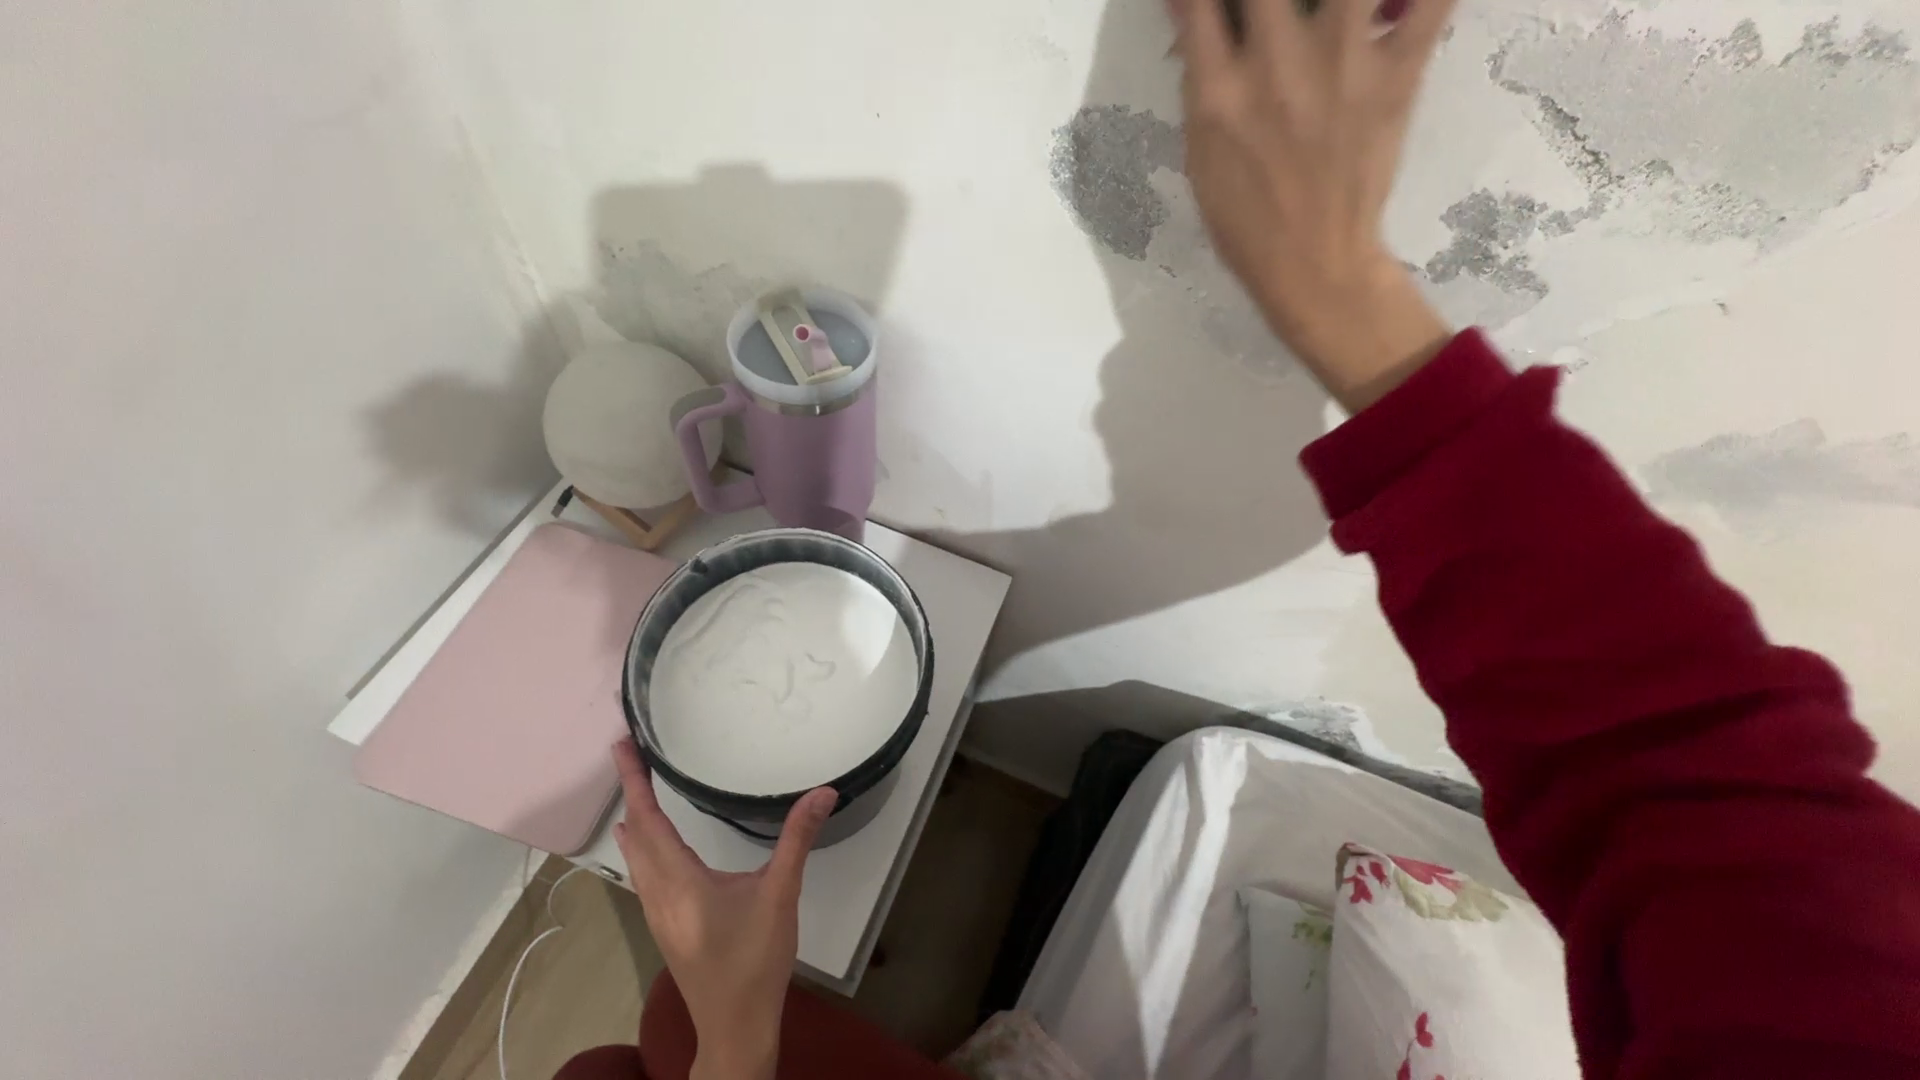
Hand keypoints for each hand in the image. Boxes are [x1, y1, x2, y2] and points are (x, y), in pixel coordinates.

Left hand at [611, 740, 835, 1079]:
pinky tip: (653, 846)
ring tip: (637, 791)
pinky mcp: (666, 925)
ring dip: (635, 820)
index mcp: (679, 881)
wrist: (735, 1027)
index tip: (622, 746)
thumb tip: (823, 792)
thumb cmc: (754, 961)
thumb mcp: (781, 895)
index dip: (634, 781)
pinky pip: (643, 873)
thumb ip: (797, 840)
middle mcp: (658, 893)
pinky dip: (643, 845)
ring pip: (635, 857)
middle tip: (631, 756)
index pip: (649, 819)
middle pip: (635, 835)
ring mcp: (658, 913)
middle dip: (631, 793)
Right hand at [1172, 0, 1457, 409]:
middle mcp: (1277, 65)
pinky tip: (1399, 5)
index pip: (1200, 2)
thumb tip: (1197, 22)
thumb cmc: (1246, 219)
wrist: (1313, 264)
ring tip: (1329, 10)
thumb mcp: (1200, 159)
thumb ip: (1199, 85)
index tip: (1210, 2)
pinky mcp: (1397, 76)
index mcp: (1220, 93)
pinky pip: (1430, 4)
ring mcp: (1344, 64)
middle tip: (1275, 10)